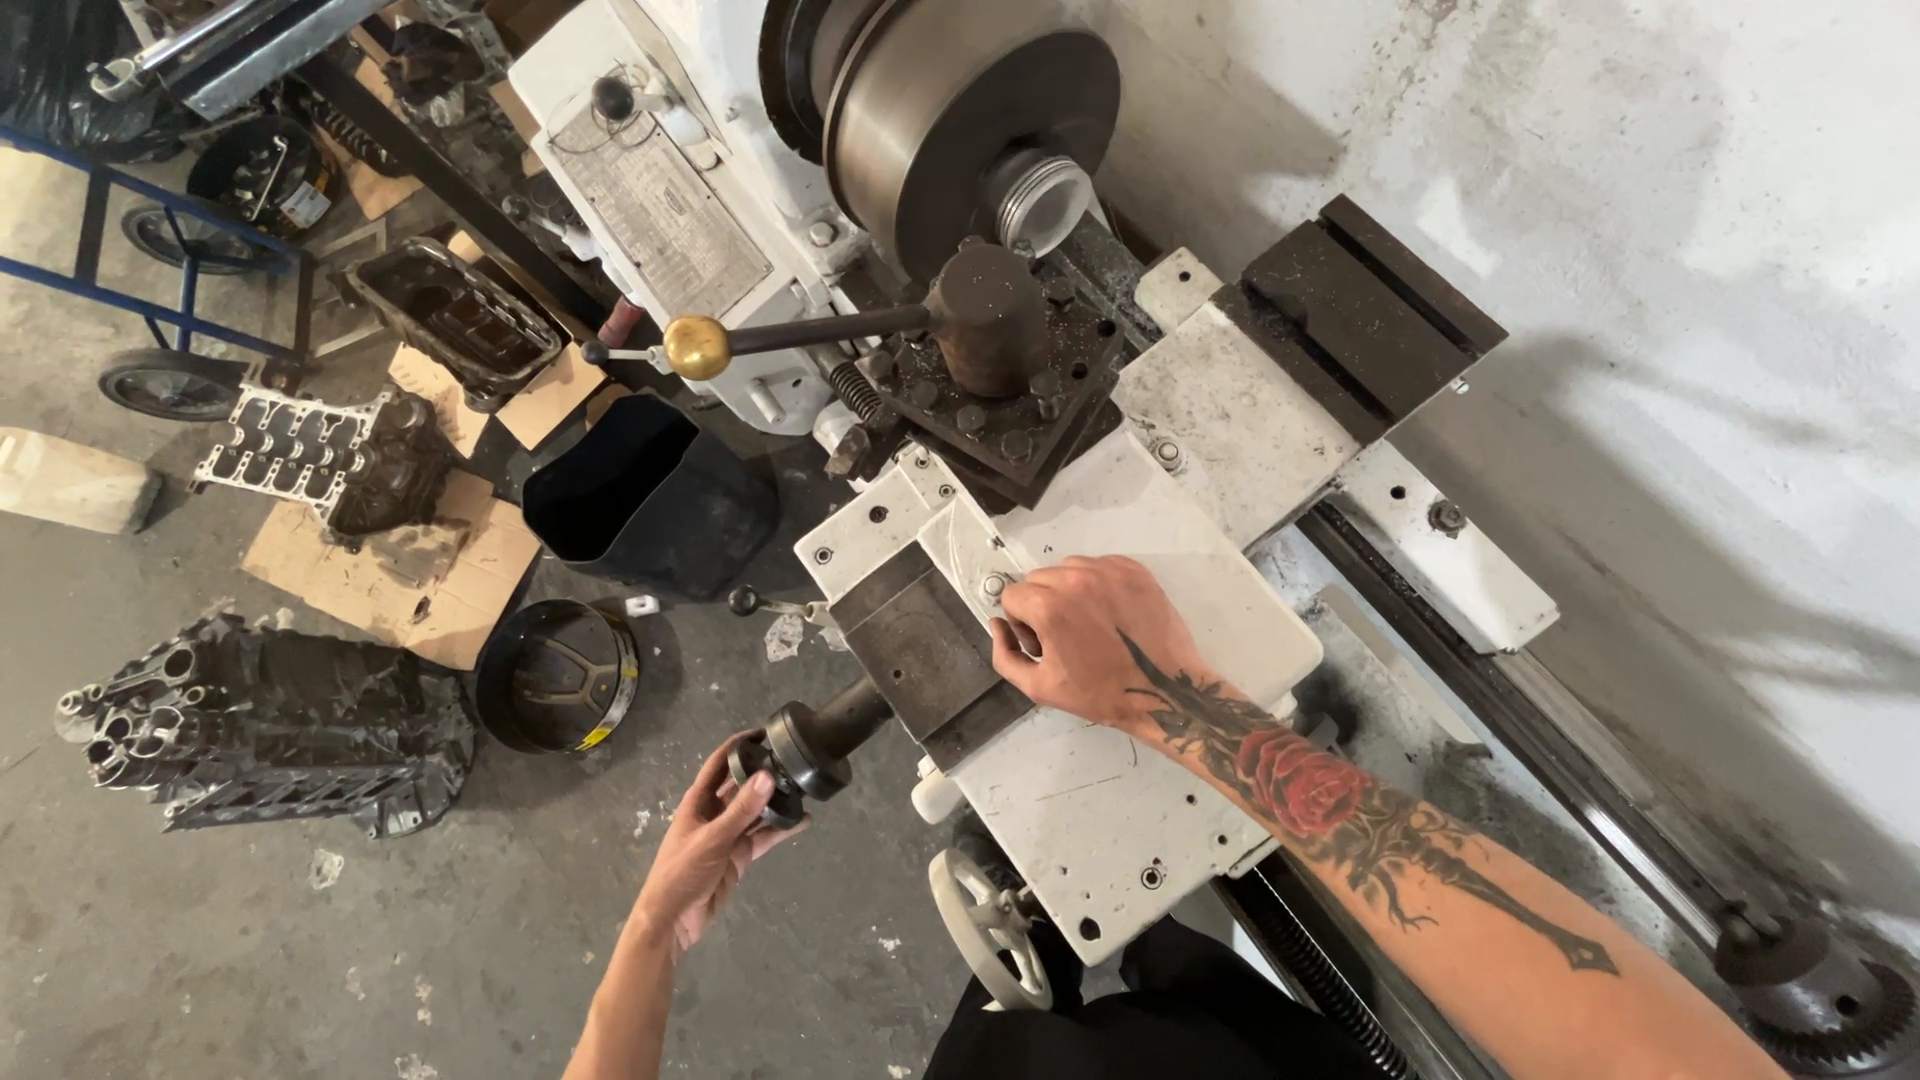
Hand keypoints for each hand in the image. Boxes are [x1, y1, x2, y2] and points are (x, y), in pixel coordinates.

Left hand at [632, 735, 808, 954]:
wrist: (671, 922)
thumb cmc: (681, 873)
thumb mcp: (713, 838)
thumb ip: (742, 809)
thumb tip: (768, 775)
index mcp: (698, 801)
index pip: (720, 763)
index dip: (739, 746)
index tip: (764, 733)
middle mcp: (714, 812)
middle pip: (741, 786)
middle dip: (763, 774)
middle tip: (793, 761)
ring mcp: (727, 834)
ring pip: (755, 811)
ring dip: (775, 801)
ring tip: (804, 788)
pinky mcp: (738, 855)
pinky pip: (763, 836)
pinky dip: (780, 828)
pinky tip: (802, 821)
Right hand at [989, 555, 1212, 733]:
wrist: (1164, 692)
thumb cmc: (1100, 693)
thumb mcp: (1038, 687)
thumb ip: (1005, 654)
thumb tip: (997, 625)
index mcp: (1049, 606)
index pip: (1012, 595)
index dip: (1020, 623)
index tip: (1042, 644)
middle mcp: (1076, 579)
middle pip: (1038, 579)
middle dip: (1041, 605)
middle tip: (1064, 637)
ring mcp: (1108, 572)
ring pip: (1067, 569)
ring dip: (1068, 591)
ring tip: (1088, 623)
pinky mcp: (1133, 570)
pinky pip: (1099, 566)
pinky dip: (1096, 585)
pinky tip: (1109, 614)